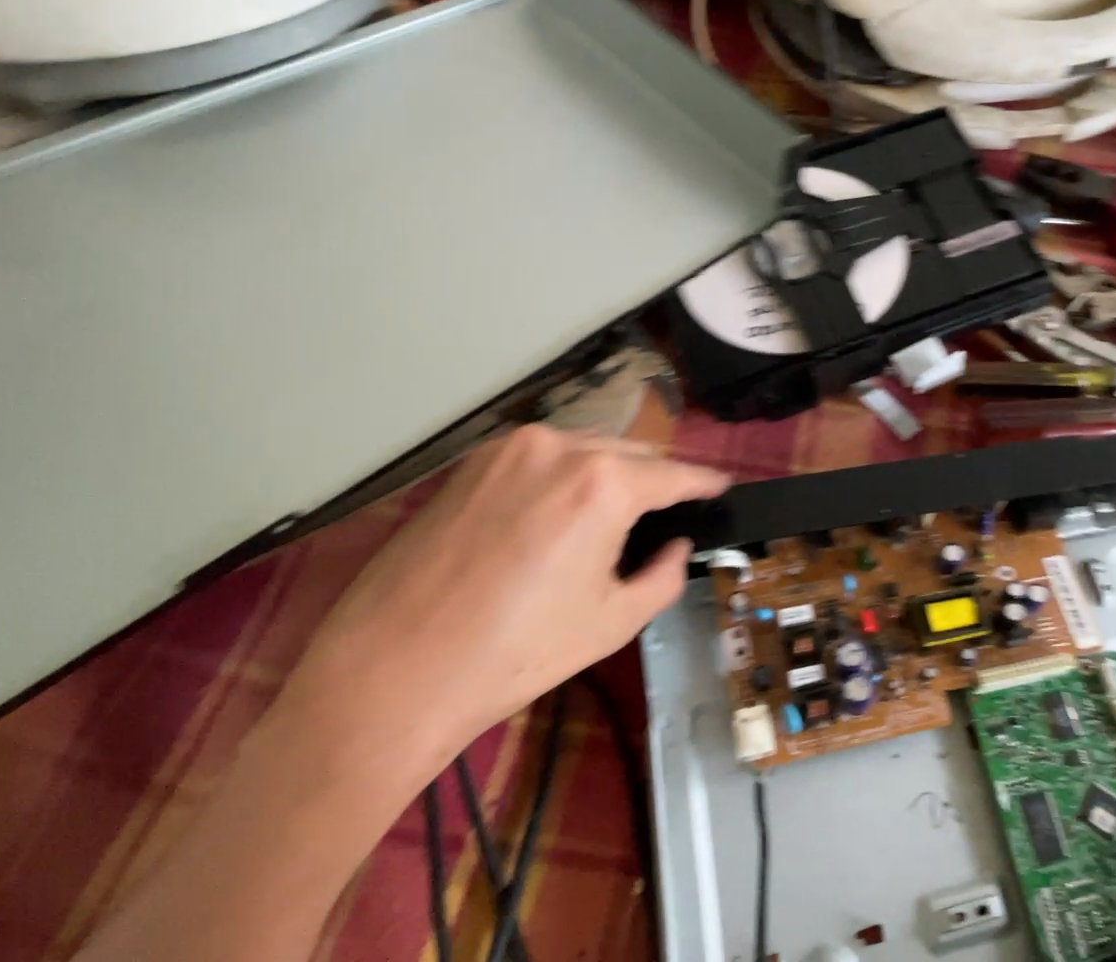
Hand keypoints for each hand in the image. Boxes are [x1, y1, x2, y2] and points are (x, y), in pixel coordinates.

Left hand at [276, 425, 728, 773]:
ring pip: (585, 449)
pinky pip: (540, 458)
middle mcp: (558, 447)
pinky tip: (558, 517)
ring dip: (610, 474)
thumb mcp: (613, 621)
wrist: (393, 669)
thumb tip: (675, 545)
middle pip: (631, 452)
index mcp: (603, 483)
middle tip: (667, 518)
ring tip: (612, 520)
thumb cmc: (515, 653)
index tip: (722, 490)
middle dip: (657, 479)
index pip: (675, 473)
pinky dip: (564, 476)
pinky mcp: (470, 463)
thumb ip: (663, 573)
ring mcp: (507, 449)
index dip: (705, 484)